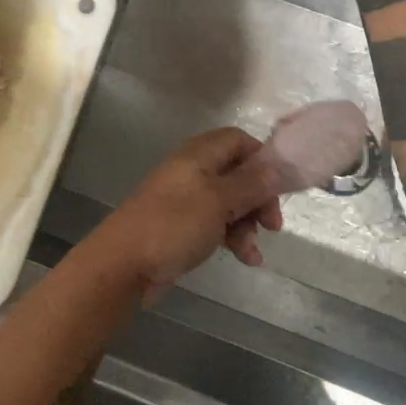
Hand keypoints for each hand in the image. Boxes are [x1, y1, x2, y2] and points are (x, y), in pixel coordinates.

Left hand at [88, 129, 285, 295]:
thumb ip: (251, 182)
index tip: (281, 186)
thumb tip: (280, 164)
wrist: (124, 264)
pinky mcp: (183, 225)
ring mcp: (186, 198)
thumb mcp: (219, 201)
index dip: (262, 159)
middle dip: (258, 197)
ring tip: (252, 249)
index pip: (238, 140)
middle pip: (237, 173)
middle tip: (272, 225)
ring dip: (247, 223)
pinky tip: (246, 260)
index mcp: (199, 154)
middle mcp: (193, 170)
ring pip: (230, 202)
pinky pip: (217, 224)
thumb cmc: (173, 225)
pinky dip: (233, 238)